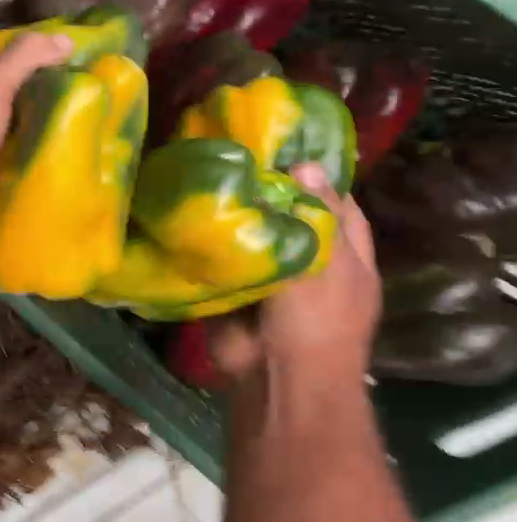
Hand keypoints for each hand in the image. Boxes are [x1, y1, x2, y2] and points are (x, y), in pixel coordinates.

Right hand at [212, 164, 381, 383]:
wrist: (272, 369)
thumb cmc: (316, 317)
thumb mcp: (328, 261)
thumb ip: (317, 215)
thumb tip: (305, 165)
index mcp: (343, 255)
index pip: (336, 206)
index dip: (315, 180)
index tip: (280, 152)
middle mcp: (305, 260)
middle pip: (285, 218)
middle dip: (260, 194)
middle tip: (226, 160)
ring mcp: (264, 275)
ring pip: (245, 236)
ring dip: (225, 217)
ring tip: (196, 181)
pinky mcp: (226, 286)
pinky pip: (212, 258)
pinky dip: (199, 243)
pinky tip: (178, 217)